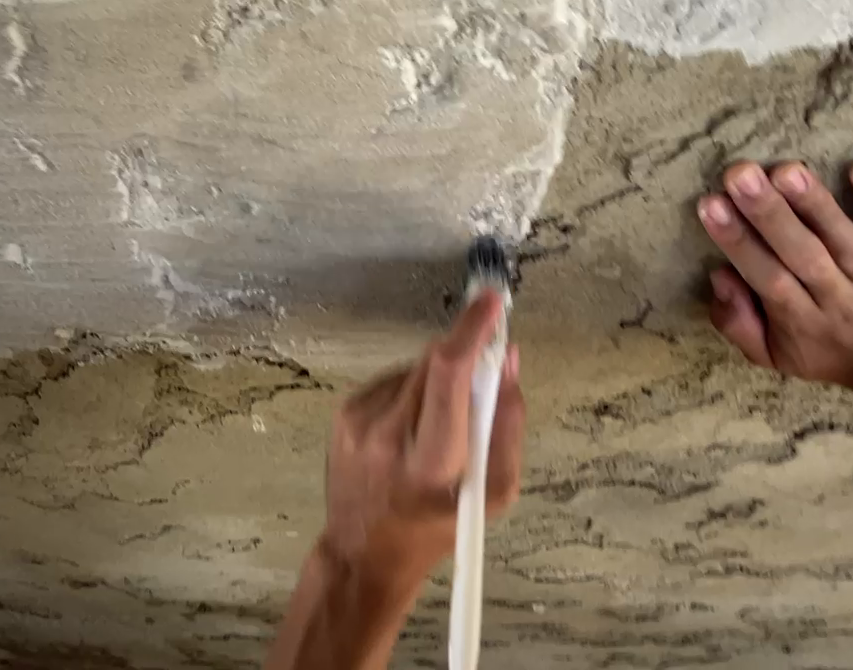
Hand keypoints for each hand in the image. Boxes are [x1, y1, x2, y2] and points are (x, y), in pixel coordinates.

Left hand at [319, 290, 523, 582]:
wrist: (363, 551)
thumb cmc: (437, 527)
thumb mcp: (491, 496)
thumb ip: (507, 426)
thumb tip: (508, 360)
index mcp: (429, 462)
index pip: (448, 377)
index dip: (470, 332)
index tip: (489, 301)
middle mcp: (386, 435)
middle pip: (432, 364)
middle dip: (462, 355)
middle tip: (480, 370)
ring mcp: (359, 420)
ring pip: (414, 370)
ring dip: (436, 382)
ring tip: (436, 424)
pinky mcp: (344, 412)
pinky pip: (392, 381)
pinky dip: (411, 392)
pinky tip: (409, 427)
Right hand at [696, 160, 852, 399]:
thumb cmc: (830, 353)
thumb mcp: (773, 355)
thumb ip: (736, 320)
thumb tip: (720, 275)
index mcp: (800, 320)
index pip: (764, 276)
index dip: (736, 240)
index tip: (710, 204)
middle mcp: (840, 301)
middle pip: (801, 254)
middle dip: (768, 213)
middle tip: (739, 174)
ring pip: (845, 241)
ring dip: (816, 205)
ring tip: (786, 170)